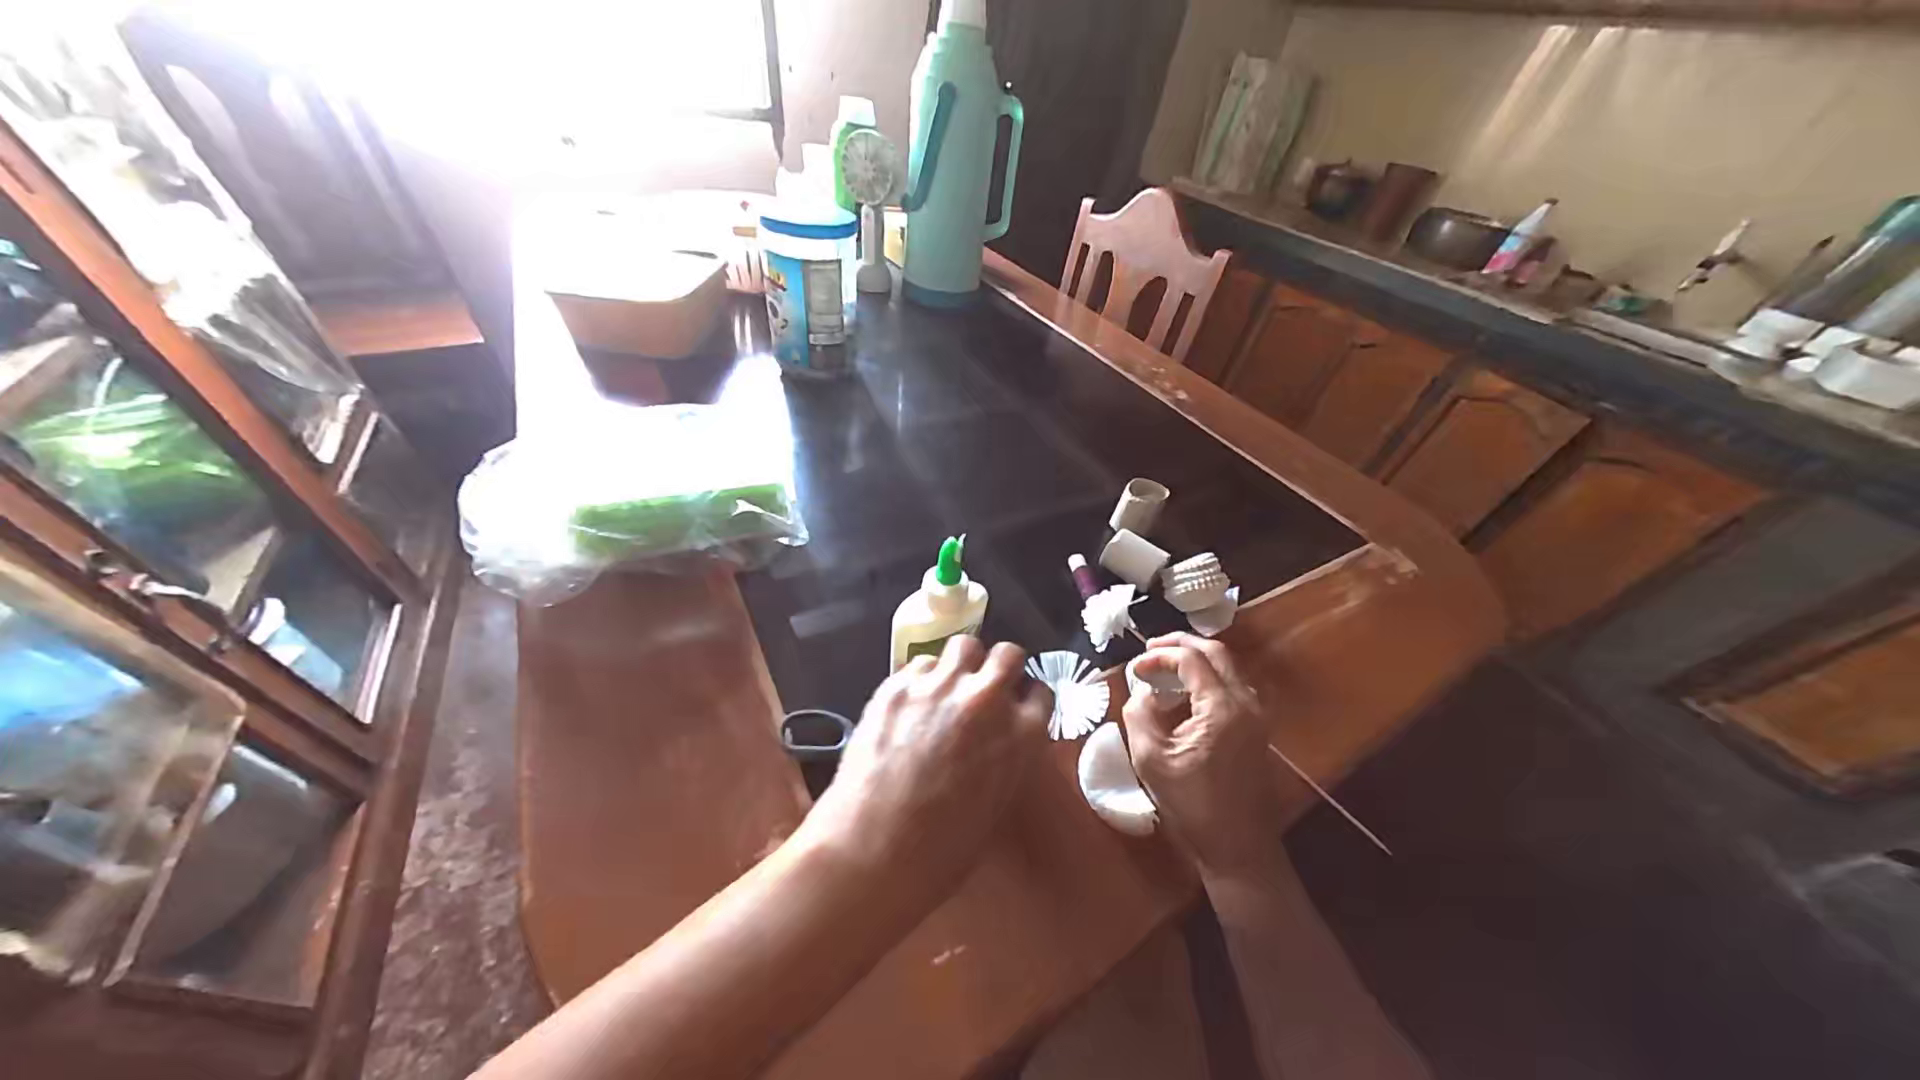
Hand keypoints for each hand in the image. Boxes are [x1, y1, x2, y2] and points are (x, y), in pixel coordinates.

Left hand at [805, 636, 1049, 902]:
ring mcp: (940, 686)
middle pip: (1007, 654)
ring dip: (961, 663)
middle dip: (1000, 666)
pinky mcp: (898, 684)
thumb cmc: (942, 850)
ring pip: (964, 645)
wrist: (874, 852)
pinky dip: (922, 677)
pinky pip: (920, 663)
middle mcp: (987, 699)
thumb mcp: (996, 802)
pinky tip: (911, 702)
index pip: (1039, 692)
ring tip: (947, 685)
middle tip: (984, 685)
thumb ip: (1006, 755)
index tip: (1014, 703)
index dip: (1024, 696)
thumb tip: (996, 737)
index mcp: (1022, 735)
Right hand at [1121, 633, 1289, 875]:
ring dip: (1196, 660)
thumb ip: (1140, 714)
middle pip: (1216, 653)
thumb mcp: (1150, 758)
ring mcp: (1257, 715)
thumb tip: (1143, 691)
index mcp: (1222, 707)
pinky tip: (1186, 691)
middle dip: (1181, 645)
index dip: (1159, 657)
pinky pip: (1234, 686)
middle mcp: (1247, 703)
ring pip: (1228, 667)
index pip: (1190, 660)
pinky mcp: (1257, 728)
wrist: (1237, 846)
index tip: (1135, 669)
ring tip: (1165, 666)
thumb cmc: (1192, 804)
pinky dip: (1209, 677)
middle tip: (1151, 649)